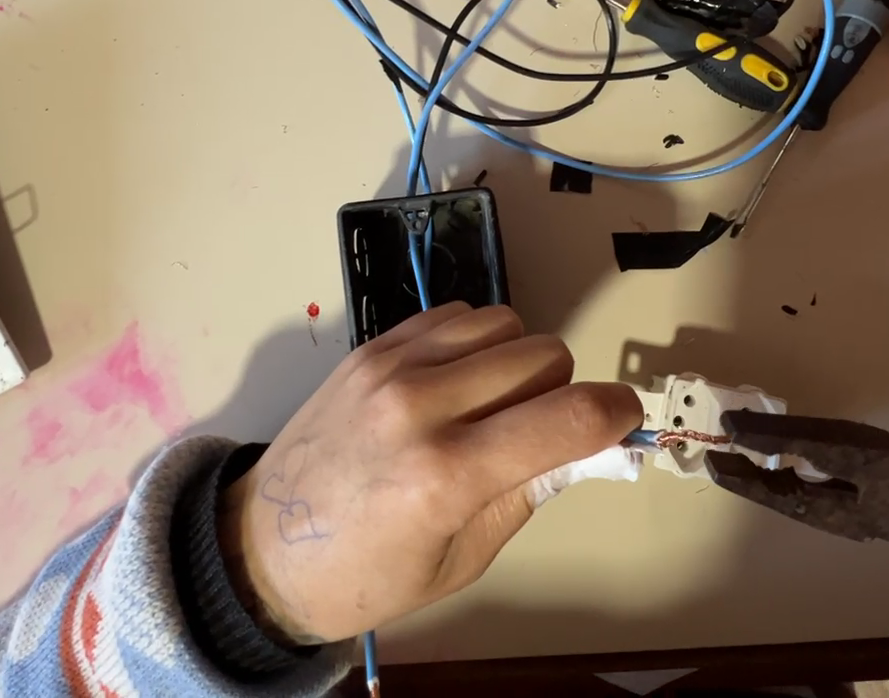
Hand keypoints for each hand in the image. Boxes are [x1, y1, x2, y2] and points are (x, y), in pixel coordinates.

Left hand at [218, 302, 639, 643]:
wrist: (265, 544)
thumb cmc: (368, 573)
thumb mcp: (463, 558)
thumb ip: (530, 491)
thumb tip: (588, 443)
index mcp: (447, 475)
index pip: (565, 417)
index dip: (614, 411)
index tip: (622, 417)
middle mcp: (421, 405)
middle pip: (543, 355)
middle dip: (561, 388)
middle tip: (539, 424)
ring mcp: (392, 365)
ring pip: (503, 322)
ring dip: (518, 358)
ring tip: (493, 399)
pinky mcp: (372, 345)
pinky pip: (455, 314)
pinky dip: (474, 340)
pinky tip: (455, 378)